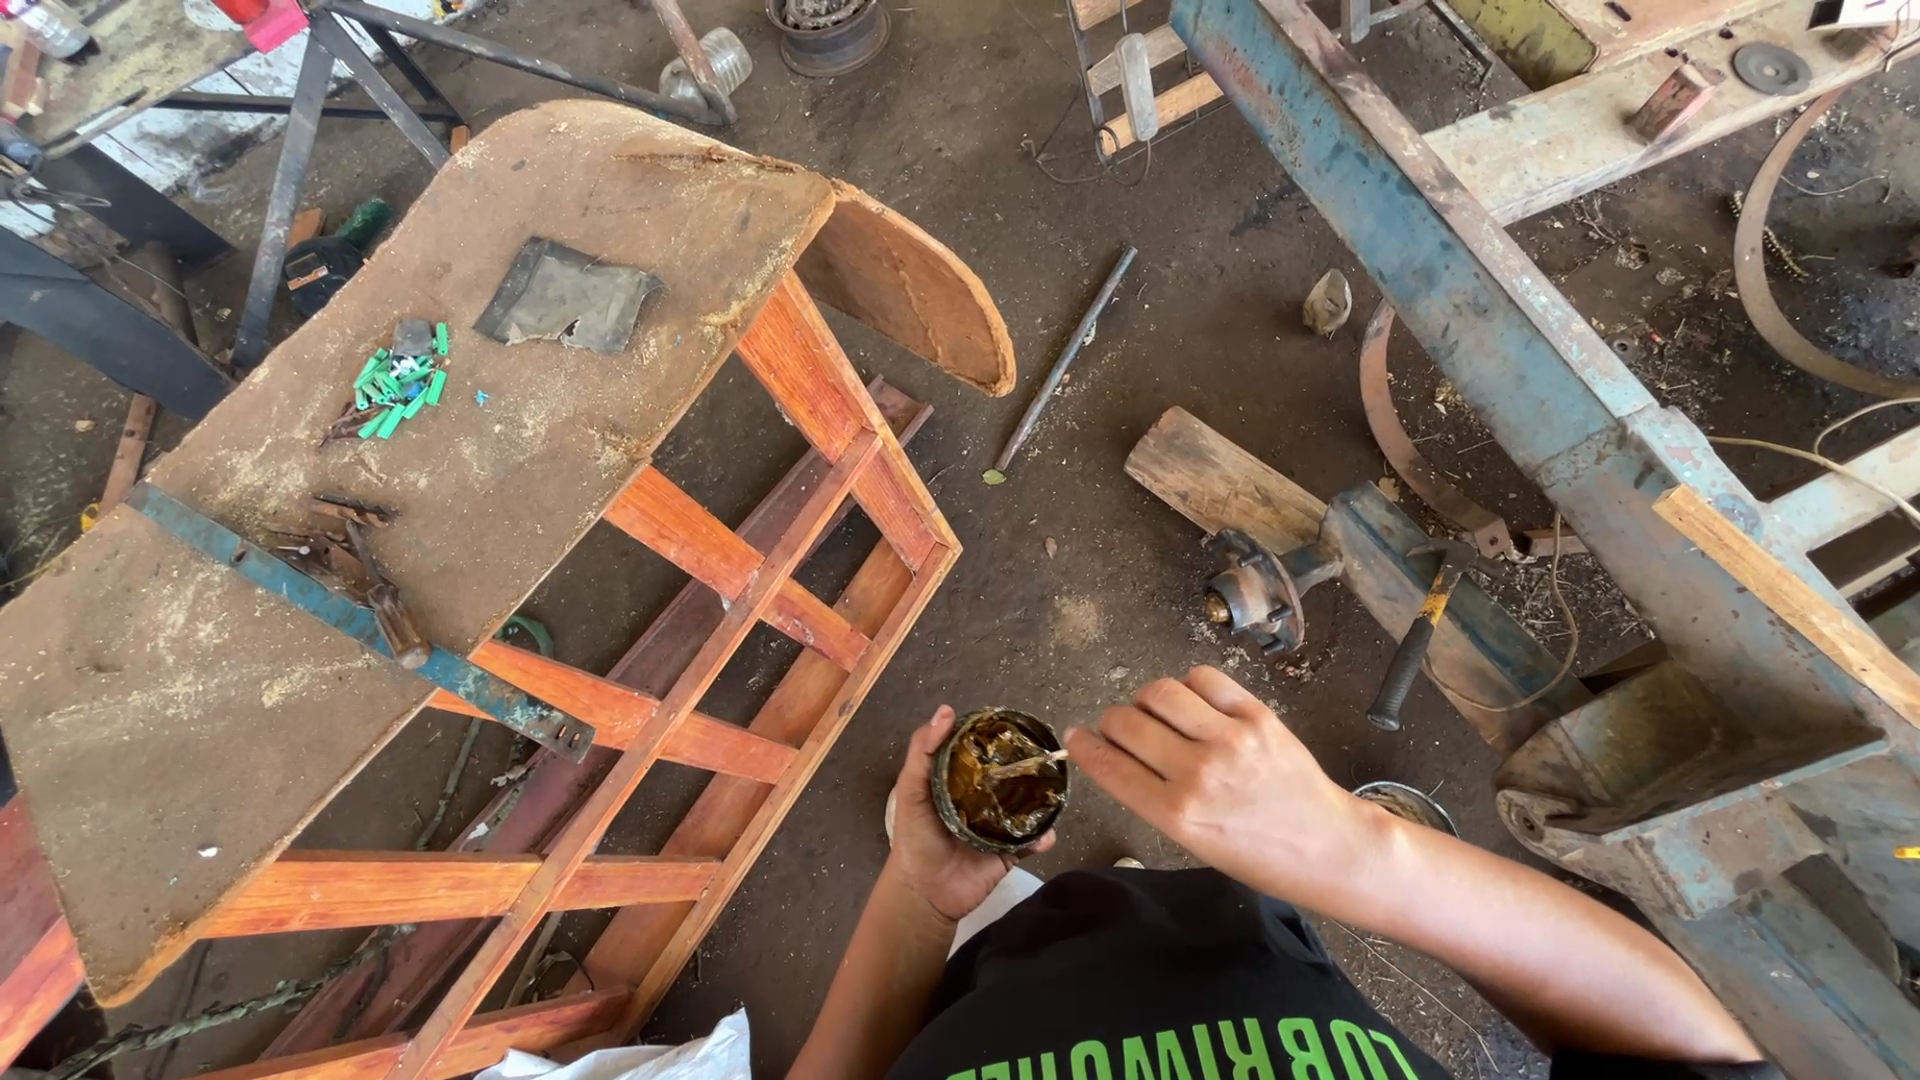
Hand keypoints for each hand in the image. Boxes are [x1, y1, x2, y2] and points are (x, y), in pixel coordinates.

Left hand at [887, 706, 1054, 921]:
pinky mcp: (1010, 852)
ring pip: (1026, 806)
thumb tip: (946, 711)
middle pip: (1008, 776)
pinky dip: (1043, 836)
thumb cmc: (915, 836)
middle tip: (1042, 754)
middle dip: (1025, 766)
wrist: (925, 893)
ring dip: (1040, 800)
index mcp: (958, 780)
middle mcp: (981, 798)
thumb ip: (923, 751)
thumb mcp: (910, 788)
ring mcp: (997, 825)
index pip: (980, 751)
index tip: (1013, 722)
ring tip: (1052, 788)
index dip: (993, 736)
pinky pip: (1032, 841)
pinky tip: (1047, 831)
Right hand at [1065, 666, 1377, 901]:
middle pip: (1125, 722)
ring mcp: (1229, 740)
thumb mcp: (1191, 840)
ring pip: (1158, 692)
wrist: (1328, 847)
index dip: (1084, 746)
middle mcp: (1197, 773)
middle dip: (1113, 722)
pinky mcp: (1256, 716)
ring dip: (1146, 699)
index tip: (1076, 737)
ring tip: (1159, 713)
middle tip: (1123, 729)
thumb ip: (1150, 794)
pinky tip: (1194, 703)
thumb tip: (1113, 750)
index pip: (1109, 765)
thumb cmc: (1255, 853)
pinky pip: (1202, 678)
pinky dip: (1188, 685)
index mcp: (1176, 814)